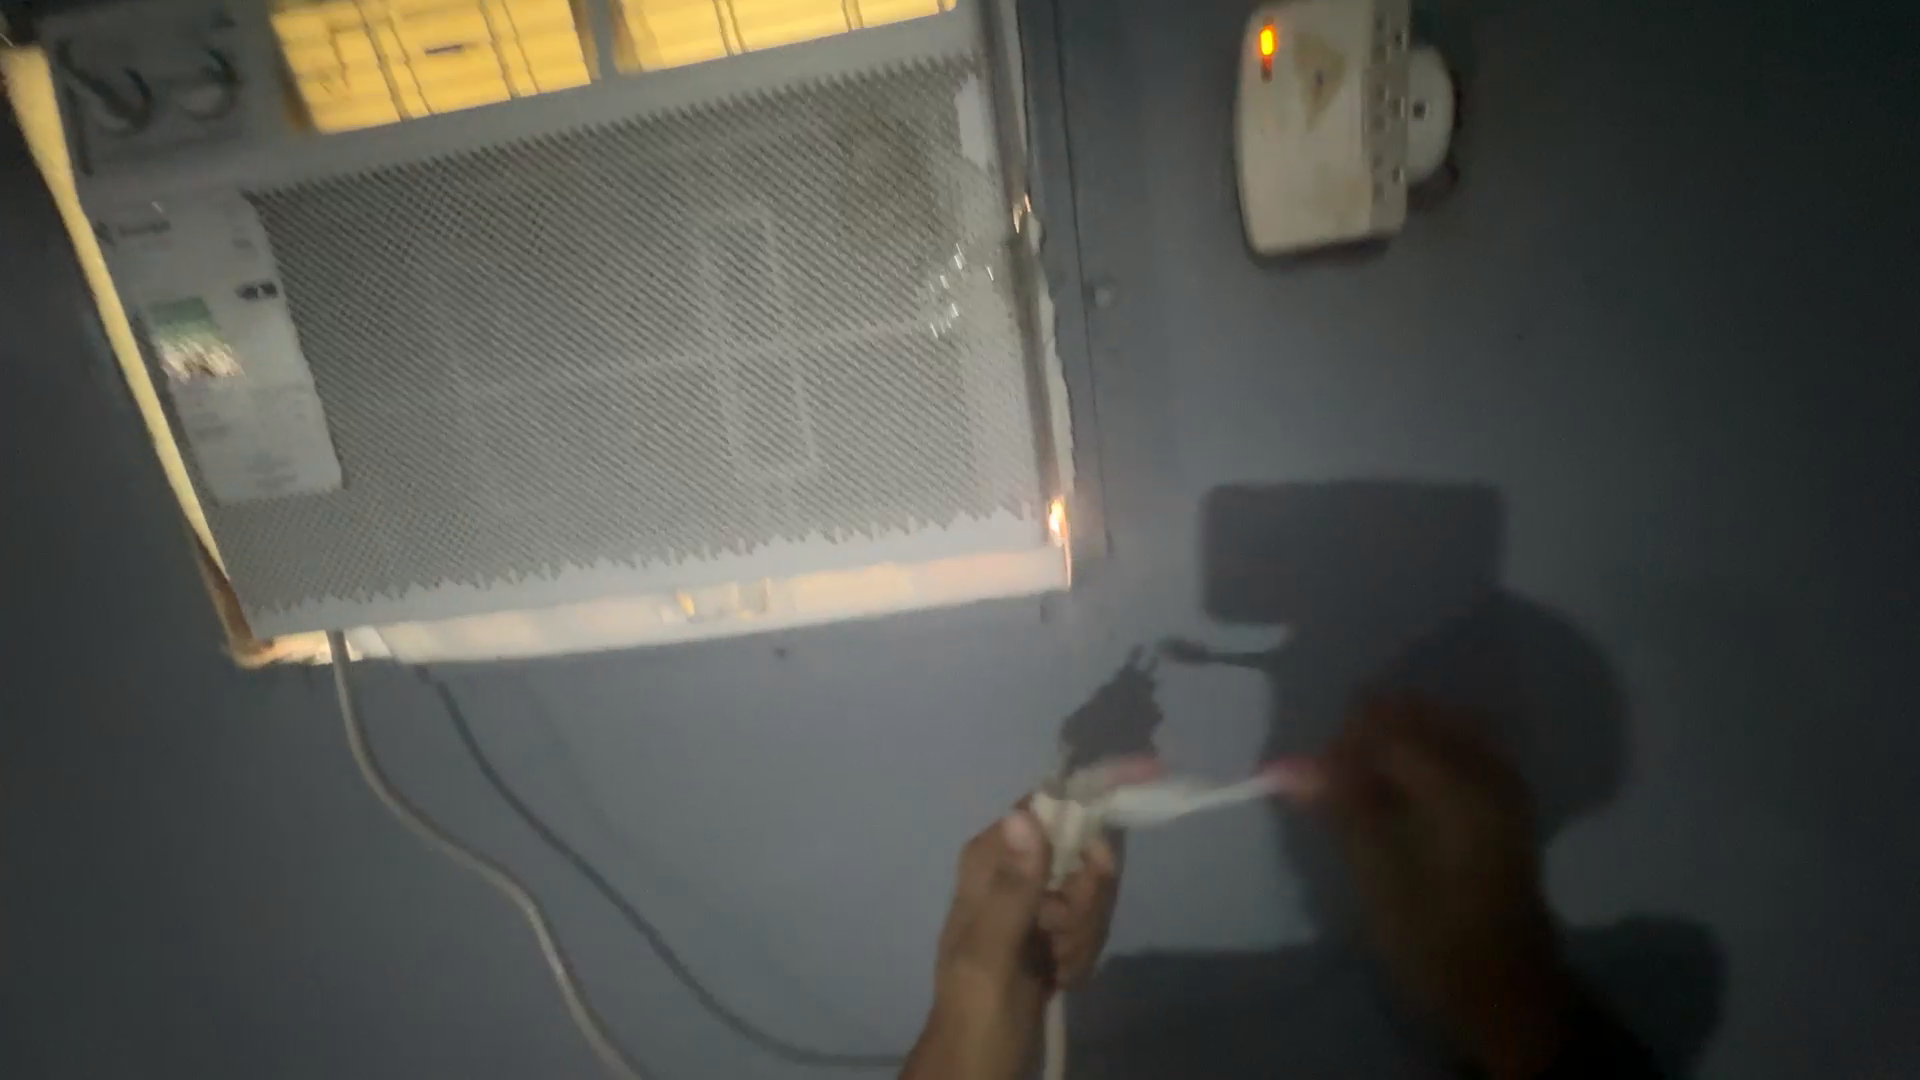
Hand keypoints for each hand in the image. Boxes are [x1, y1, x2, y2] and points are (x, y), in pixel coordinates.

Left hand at [904, 804, 1126, 1079]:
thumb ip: (1013, 887)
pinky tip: (1058, 979)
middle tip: (1055, 941)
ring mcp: (1035, 896)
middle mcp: (1014, 864)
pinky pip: (1091, 923)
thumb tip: (1024, 813)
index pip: (1049, 808)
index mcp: (991, 855)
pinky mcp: (1052, 926)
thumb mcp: (993, 951)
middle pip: (1082, 853)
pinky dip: (1081, 956)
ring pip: (1092, 892)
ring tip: (1052, 968)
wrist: (979, 1067)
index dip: (1088, 815)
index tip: (1105, 861)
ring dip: (1082, 938)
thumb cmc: (977, 1009)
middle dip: (1083, 906)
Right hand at [1275, 697, 1573, 1079]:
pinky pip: (1458, 751)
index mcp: (1457, 790)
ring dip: (1393, 743)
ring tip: (1363, 783)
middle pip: (1414, 717)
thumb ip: (1336, 806)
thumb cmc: (1435, 939)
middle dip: (1367, 736)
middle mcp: (1486, 775)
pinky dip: (1421, 757)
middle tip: (1336, 778)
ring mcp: (1502, 789)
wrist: (1506, 995)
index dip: (1341, 744)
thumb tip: (1278, 766)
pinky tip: (1398, 789)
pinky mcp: (1505, 806)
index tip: (1309, 774)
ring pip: (1438, 729)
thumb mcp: (1376, 875)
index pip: (1386, 728)